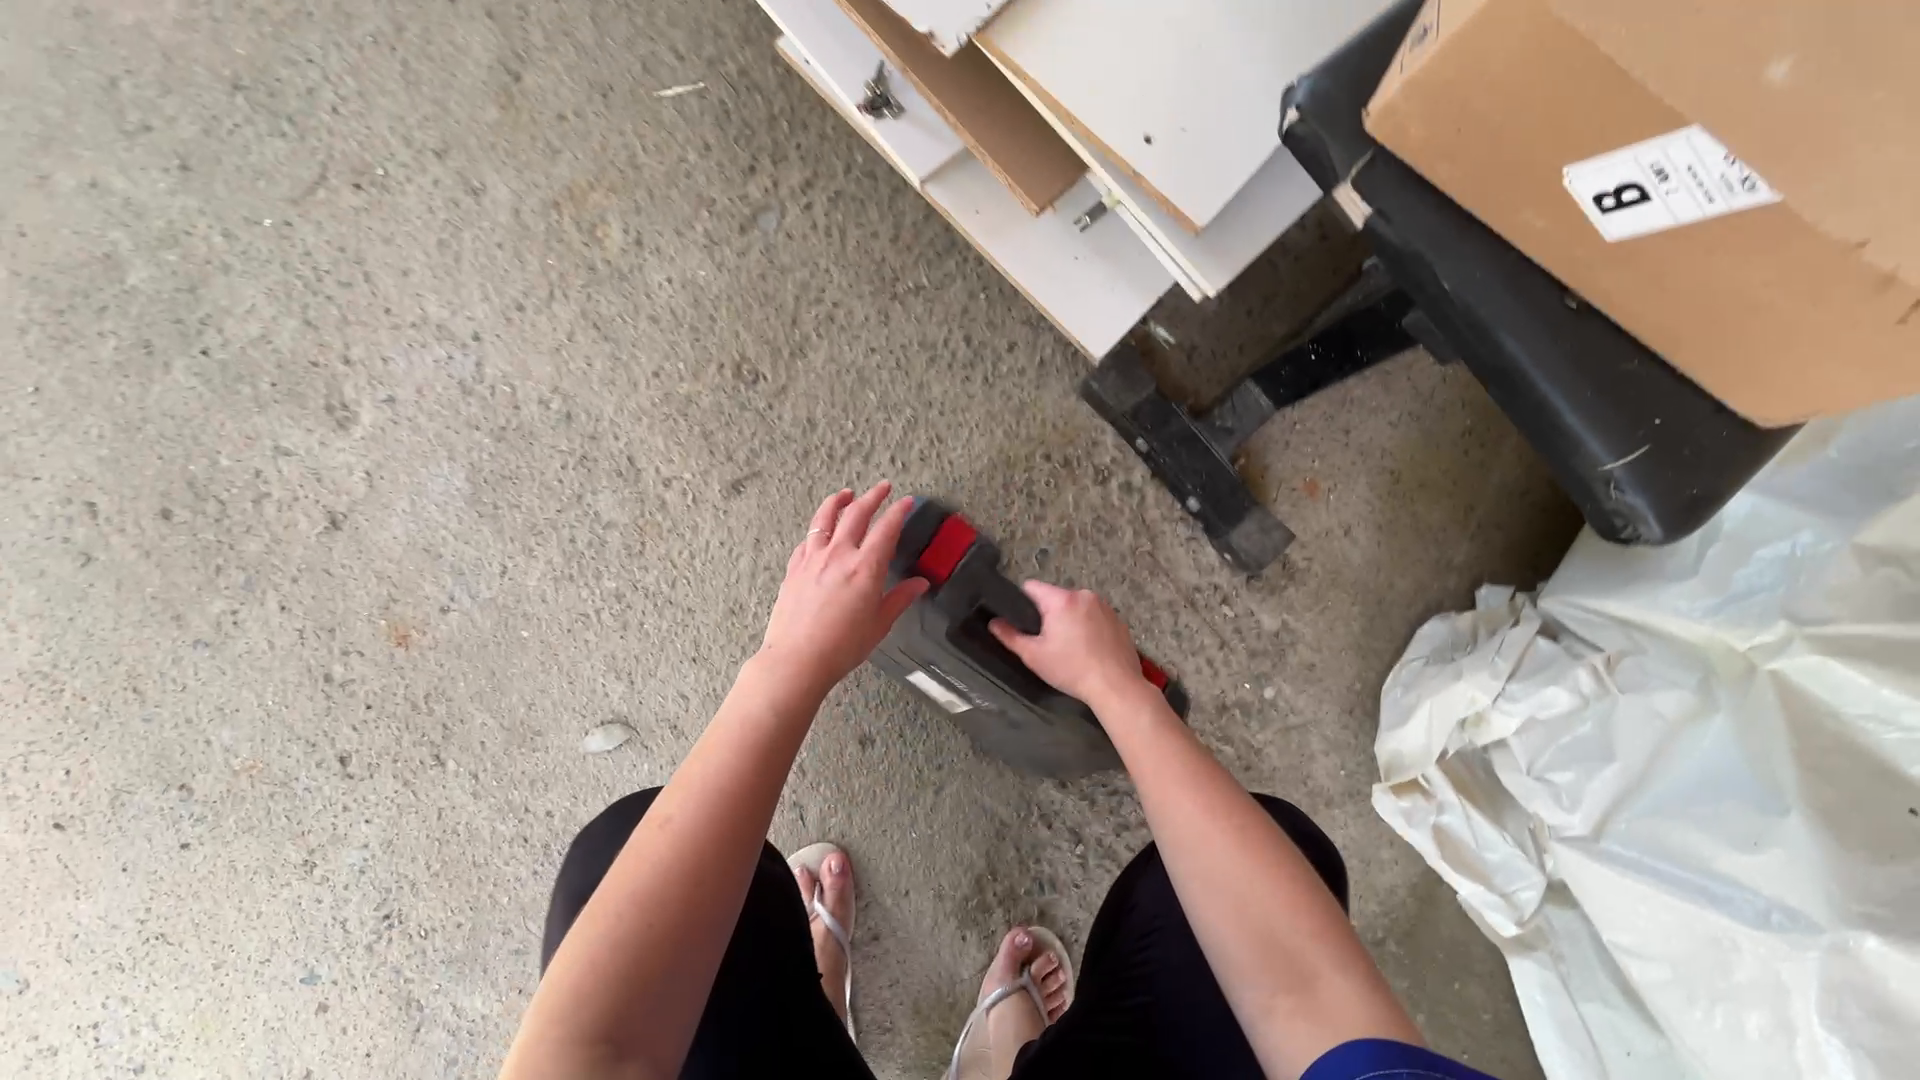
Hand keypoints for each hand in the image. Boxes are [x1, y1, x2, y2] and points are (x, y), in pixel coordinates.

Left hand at [758, 482, 927, 697]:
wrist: (797, 659)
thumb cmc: (840, 647)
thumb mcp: (879, 624)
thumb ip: (900, 598)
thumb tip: (919, 585)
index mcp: (866, 568)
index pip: (887, 528)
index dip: (899, 511)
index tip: (907, 502)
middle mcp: (839, 556)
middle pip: (857, 513)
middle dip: (872, 497)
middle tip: (882, 488)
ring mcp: (813, 559)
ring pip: (825, 518)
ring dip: (838, 501)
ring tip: (846, 494)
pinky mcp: (794, 568)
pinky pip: (807, 539)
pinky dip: (817, 529)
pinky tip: (820, 530)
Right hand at [989, 581, 1150, 708]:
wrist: (1115, 685)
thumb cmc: (1072, 670)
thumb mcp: (1034, 655)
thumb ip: (1010, 636)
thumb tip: (994, 623)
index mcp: (1061, 600)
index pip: (1032, 586)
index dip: (1022, 601)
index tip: (1022, 620)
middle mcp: (1084, 596)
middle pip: (1056, 597)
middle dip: (1049, 614)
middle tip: (1048, 641)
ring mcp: (1104, 606)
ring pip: (1076, 607)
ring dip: (1070, 620)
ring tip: (1071, 648)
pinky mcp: (1118, 619)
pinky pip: (1095, 616)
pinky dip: (1089, 627)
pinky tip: (1089, 649)